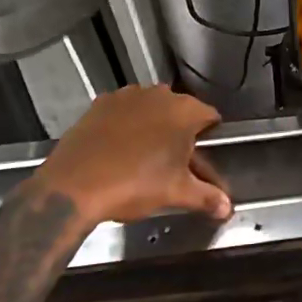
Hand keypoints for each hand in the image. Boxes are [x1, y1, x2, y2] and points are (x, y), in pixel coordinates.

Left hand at [29, 85, 232, 225]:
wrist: (75, 184)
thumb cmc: (133, 184)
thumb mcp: (175, 193)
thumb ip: (206, 197)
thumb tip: (227, 207)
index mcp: (184, 111)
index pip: (210, 117)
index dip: (210, 137)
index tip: (204, 156)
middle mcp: (158, 94)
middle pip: (180, 110)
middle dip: (180, 132)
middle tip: (175, 162)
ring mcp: (128, 95)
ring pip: (151, 108)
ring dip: (153, 125)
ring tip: (144, 156)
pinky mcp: (102, 102)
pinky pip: (124, 110)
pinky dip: (125, 123)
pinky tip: (118, 148)